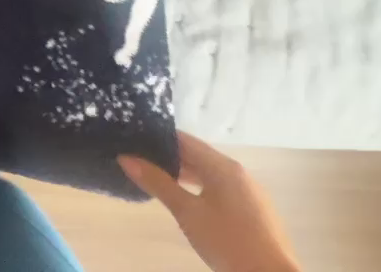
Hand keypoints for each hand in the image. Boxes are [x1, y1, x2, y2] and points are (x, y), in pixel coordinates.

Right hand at [119, 133, 301, 271]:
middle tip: (137, 159)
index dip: (156, 137)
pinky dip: (200, 188)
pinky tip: (186, 201)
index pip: (183, 139)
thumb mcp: (187, 212)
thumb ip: (157, 182)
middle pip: (196, 155)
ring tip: (156, 179)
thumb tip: (125, 157)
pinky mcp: (254, 212)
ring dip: (183, 174)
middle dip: (167, 157)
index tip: (132, 139)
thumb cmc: (229, 242)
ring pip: (209, 174)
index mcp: (223, 166)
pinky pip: (221, 189)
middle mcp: (238, 173)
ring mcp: (249, 193)